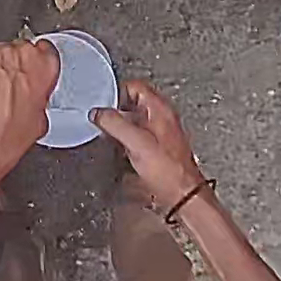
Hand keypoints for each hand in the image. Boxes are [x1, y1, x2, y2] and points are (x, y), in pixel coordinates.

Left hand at [0, 39, 60, 186]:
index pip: (47, 49)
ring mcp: (1, 55)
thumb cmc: (13, 132)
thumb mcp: (40, 118)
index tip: (35, 69)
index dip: (40, 60)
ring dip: (2, 63)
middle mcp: (25, 55)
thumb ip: (40, 98)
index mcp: (47, 66)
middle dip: (19, 62)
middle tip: (15, 82)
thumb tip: (34, 101)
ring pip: (3, 49)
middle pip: (23, 47)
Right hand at [92, 80, 205, 206]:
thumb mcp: (137, 142)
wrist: (183, 194)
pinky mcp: (158, 146)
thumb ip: (115, 124)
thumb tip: (98, 113)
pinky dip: (127, 139)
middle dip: (116, 111)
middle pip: (133, 102)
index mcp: (160, 109)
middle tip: (104, 121)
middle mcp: (162, 117)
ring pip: (135, 119)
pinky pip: (138, 135)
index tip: (104, 105)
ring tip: (111, 136)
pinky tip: (122, 150)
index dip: (117, 93)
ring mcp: (161, 131)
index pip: (135, 86)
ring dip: (121, 126)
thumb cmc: (169, 170)